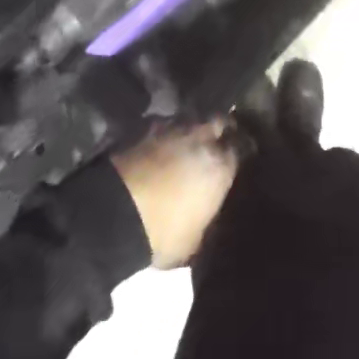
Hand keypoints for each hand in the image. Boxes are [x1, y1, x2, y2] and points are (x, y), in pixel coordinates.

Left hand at [109, 121, 238, 268]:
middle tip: (218, 144)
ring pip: (192, 119)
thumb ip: (212, 216)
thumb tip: (215, 210)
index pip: (244, 145)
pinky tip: (164, 145)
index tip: (244, 156)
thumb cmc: (163, 233)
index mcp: (220, 164)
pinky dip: (169, 132)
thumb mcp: (198, 239)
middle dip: (222, 130)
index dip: (244, 150)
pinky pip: (166, 123)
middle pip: (220, 121)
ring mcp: (172, 126)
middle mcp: (201, 137)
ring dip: (194, 129)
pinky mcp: (145, 126)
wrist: (115, 213)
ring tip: (189, 143)